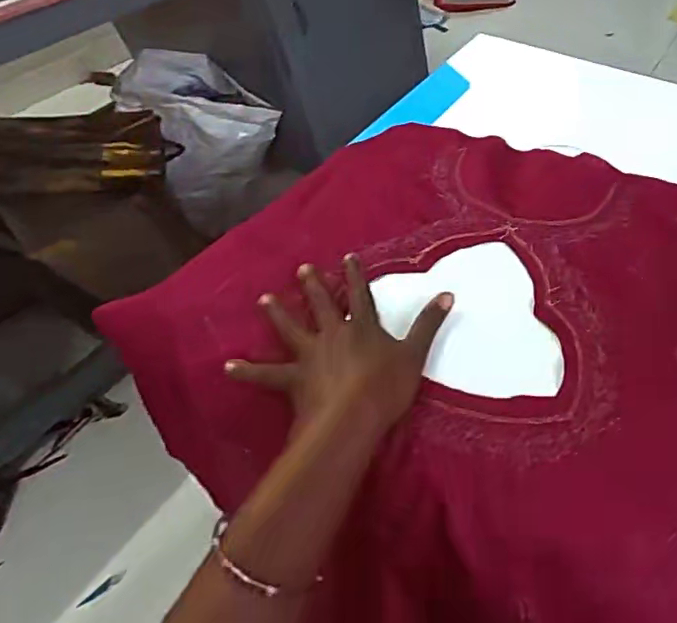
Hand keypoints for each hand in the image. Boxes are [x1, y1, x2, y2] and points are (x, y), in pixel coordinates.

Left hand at [227, 254, 452, 438]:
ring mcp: (311, 355)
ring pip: (291, 329)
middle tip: (302, 268)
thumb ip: (429, 323)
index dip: (354, 274)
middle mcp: (333, 334)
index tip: (347, 257)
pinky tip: (228, 366)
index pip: (359, 293)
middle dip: (313, 285)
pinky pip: (267, 374)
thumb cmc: (386, 387)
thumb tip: (448, 294)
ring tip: (264, 299)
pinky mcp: (294, 379)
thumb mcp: (414, 354)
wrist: (353, 418)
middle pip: (322, 304)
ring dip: (278, 314)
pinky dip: (247, 370)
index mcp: (362, 327)